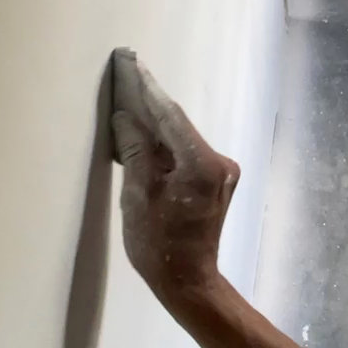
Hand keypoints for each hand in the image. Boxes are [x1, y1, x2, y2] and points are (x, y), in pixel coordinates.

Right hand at [107, 48, 239, 297]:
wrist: (188, 282)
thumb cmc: (158, 246)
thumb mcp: (138, 196)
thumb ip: (134, 151)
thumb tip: (126, 118)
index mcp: (202, 164)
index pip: (170, 117)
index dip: (147, 91)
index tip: (132, 65)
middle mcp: (219, 162)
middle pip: (178, 126)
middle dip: (150, 103)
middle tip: (128, 72)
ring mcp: (221, 172)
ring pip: (182, 139)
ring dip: (156, 124)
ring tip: (130, 97)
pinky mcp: (216, 181)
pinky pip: (186, 153)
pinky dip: (165, 145)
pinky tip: (144, 132)